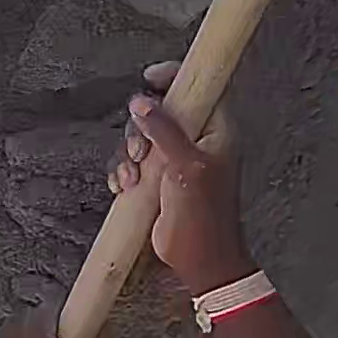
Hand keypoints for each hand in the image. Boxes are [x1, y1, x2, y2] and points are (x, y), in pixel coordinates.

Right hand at [108, 62, 253, 293]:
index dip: (174, 76)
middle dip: (140, 128)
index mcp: (215, 130)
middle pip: (158, 110)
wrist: (200, 262)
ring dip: (128, 154)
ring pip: (140, 135)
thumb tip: (140, 101)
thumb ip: (163, 130)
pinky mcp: (156, 177)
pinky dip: (122, 170)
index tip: (150, 77)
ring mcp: (173, 158)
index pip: (198, 86)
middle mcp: (194, 139)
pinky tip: (124, 187)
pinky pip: (130, 160)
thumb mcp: (185, 167)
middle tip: (141, 152)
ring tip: (133, 177)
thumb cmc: (204, 216)